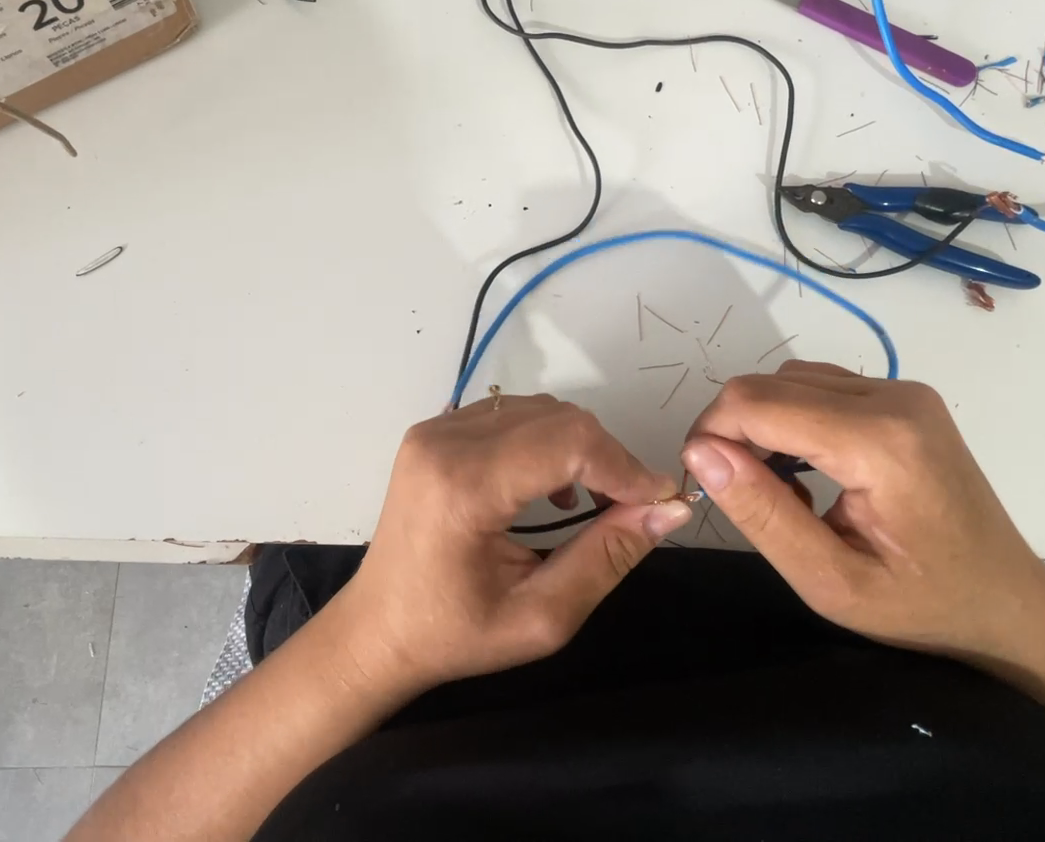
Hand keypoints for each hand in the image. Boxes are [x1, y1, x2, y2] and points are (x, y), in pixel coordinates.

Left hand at [333, 393, 691, 692]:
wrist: (376, 629)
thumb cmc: (453, 635)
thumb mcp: (541, 617)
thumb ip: (606, 557)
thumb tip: (668, 510)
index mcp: (464, 487)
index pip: (567, 443)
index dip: (623, 466)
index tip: (659, 501)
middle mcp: (445, 441)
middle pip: (557, 418)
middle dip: (606, 457)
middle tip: (630, 507)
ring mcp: (435, 430)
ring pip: (537, 410)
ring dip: (577, 447)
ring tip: (590, 502)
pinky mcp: (434, 432)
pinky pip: (510, 415)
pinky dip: (545, 441)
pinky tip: (548, 488)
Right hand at [681, 362, 1044, 665]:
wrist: (1011, 605)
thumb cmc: (924, 606)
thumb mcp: (830, 581)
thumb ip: (762, 514)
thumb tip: (699, 453)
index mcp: (879, 442)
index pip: (755, 403)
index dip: (711, 434)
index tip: (704, 482)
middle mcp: (892, 397)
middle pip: (767, 384)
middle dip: (732, 431)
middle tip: (738, 493)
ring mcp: (902, 392)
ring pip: (788, 379)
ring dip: (760, 424)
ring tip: (776, 487)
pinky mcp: (903, 397)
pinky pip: (816, 386)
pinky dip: (790, 418)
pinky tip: (805, 466)